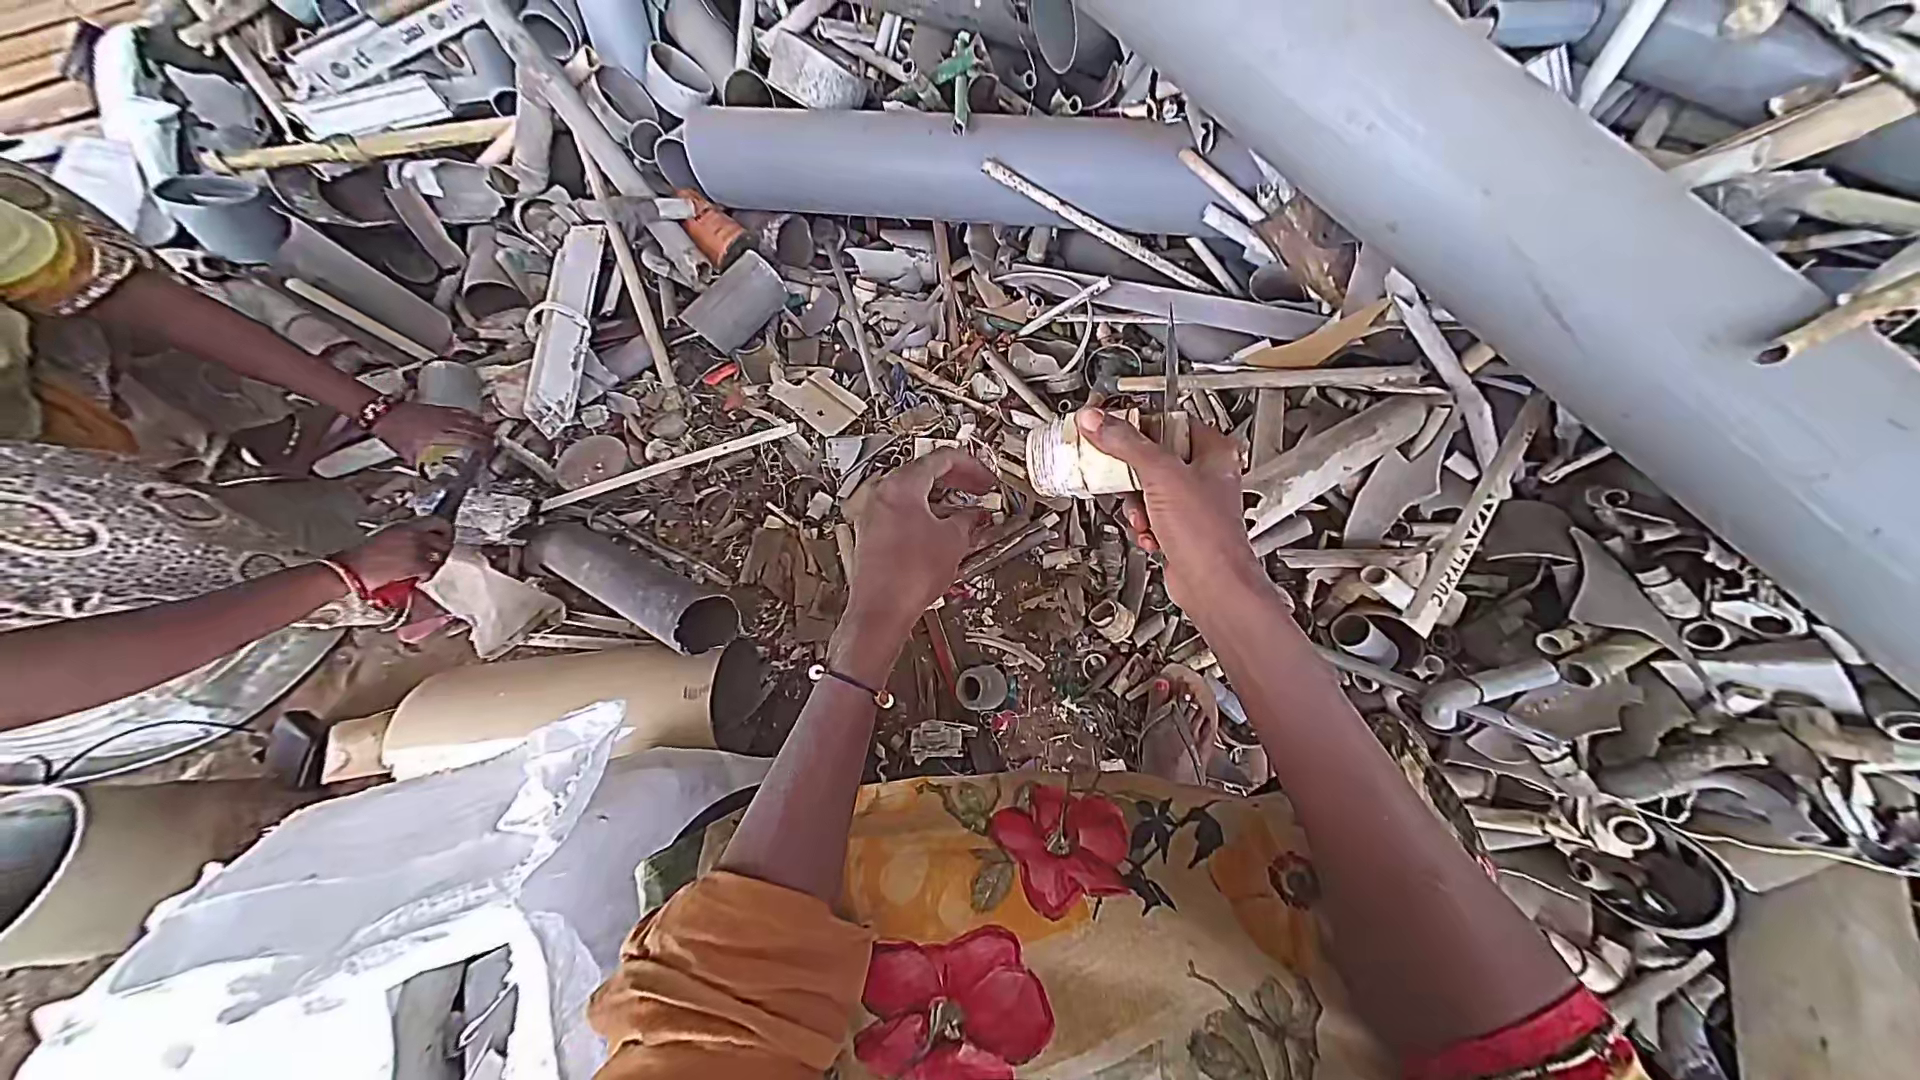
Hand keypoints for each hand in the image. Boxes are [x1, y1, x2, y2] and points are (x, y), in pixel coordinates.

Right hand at [337, 519, 452, 589]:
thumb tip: (422, 539)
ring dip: (435, 562)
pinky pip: (432, 569)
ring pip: (441, 556)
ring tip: (422, 567)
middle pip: (445, 541)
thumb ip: (407, 535)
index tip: (444, 536)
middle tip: (433, 556)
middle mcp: (416, 536)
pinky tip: (416, 576)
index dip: (445, 530)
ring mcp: (419, 550)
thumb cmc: (360, 555)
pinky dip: (427, 574)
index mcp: (407, 526)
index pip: (439, 522)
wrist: (351, 570)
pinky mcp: (419, 565)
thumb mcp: (385, 536)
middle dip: (442, 549)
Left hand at [372, 403, 490, 466]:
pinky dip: (475, 418)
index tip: (490, 454)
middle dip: (489, 439)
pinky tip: (478, 421)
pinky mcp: (441, 409)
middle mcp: (446, 424)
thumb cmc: (392, 432)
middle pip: (477, 430)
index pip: (470, 441)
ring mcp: (444, 415)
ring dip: (485, 428)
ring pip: (473, 420)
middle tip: (496, 447)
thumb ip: (425, 465)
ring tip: (493, 435)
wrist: (381, 413)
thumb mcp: (408, 454)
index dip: (483, 449)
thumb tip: (436, 475)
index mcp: (440, 435)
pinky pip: (464, 413)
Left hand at [843, 448, 996, 633]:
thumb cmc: (907, 577)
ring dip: (942, 500)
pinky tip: (942, 531)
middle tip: (978, 488)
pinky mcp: (873, 535)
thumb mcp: (953, 541)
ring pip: (913, 494)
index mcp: (901, 486)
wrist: (881, 610)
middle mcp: (882, 495)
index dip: (971, 465)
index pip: (940, 459)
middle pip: (924, 473)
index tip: (985, 476)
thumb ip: (968, 520)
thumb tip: (974, 516)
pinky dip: (926, 515)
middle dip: (957, 480)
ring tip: (965, 512)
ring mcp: (874, 515)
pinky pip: (903, 514)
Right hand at [1075, 408, 1263, 609]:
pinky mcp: (1176, 529)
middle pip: (1150, 460)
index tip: (1110, 431)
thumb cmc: (1207, 534)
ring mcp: (1190, 504)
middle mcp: (1205, 476)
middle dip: (1132, 478)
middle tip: (1122, 480)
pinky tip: (1149, 533)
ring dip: (1136, 506)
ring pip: (1145, 491)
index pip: (1167, 423)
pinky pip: (1147, 516)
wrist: (1210, 585)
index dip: (1138, 428)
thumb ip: (1125, 444)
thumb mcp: (1160, 476)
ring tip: (1143, 515)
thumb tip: (1097, 421)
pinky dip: (1142, 525)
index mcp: (1213, 452)